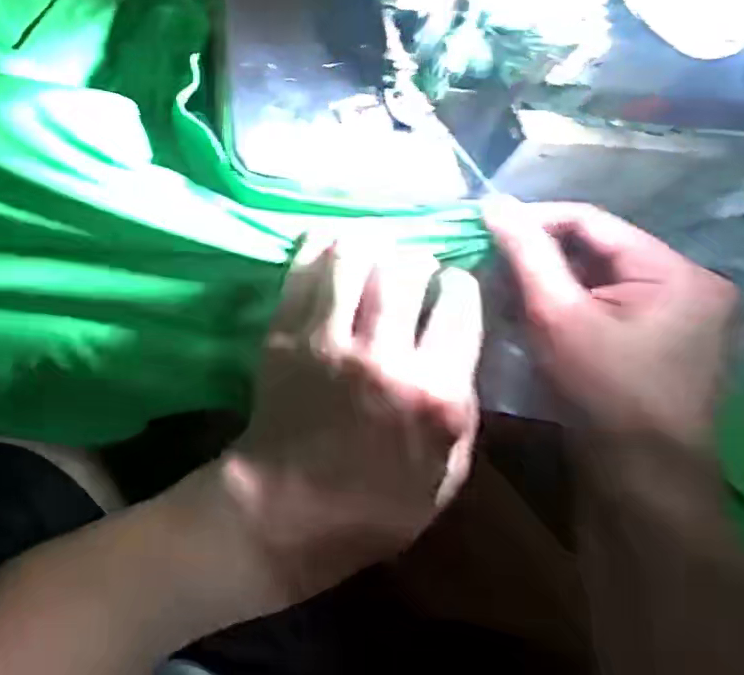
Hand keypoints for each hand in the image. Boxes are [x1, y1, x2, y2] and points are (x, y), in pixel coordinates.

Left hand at [212, 239, 483, 603]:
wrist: (288, 502)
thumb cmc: (379, 501)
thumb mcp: (450, 467)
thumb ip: (461, 397)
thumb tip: (458, 335)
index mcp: (435, 392)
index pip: (458, 303)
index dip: (458, 283)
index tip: (451, 283)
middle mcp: (381, 354)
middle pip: (403, 268)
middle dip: (414, 259)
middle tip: (410, 266)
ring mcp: (324, 337)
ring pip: (350, 256)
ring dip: (366, 244)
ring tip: (372, 247)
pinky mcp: (282, 330)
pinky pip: (302, 269)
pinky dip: (320, 246)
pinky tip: (331, 242)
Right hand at [482, 199, 737, 449]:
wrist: (641, 471)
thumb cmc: (600, 388)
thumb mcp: (554, 313)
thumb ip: (524, 252)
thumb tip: (492, 202)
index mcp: (678, 273)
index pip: (588, 220)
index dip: (529, 218)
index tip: (478, 228)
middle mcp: (691, 283)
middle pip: (593, 244)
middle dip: (535, 250)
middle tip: (485, 259)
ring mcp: (683, 310)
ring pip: (595, 269)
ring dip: (546, 273)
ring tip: (501, 284)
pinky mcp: (666, 332)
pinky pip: (605, 293)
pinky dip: (565, 294)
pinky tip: (531, 308)